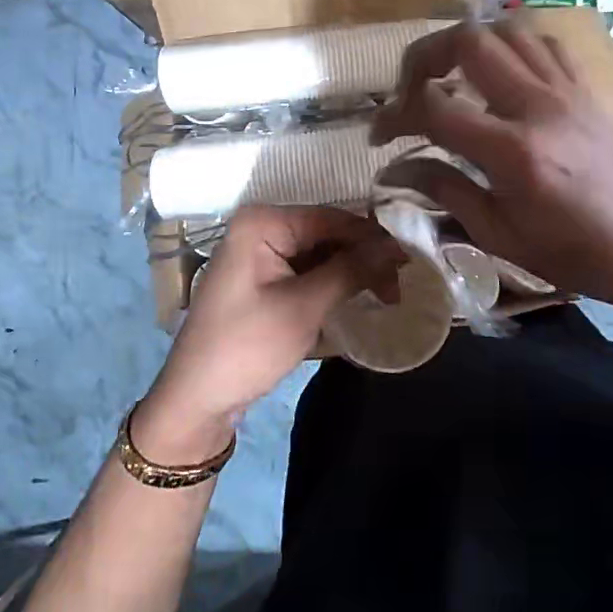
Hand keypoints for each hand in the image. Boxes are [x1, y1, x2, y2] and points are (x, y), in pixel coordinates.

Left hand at [132, 206, 401, 464]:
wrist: (198, 394)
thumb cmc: (248, 345)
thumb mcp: (304, 307)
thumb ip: (350, 270)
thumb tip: (395, 245)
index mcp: (262, 222)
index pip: (331, 218)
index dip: (373, 237)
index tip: (414, 262)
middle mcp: (258, 227)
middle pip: (324, 233)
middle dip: (363, 257)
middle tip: (401, 289)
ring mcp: (257, 253)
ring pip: (317, 253)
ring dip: (349, 273)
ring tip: (388, 298)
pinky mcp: (260, 278)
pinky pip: (303, 271)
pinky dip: (329, 284)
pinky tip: (357, 300)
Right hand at [370, 19, 612, 310]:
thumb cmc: (576, 253)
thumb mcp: (499, 235)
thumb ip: (443, 190)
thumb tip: (393, 170)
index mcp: (513, 151)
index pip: (433, 106)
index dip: (394, 115)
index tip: (381, 136)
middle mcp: (538, 107)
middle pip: (468, 41)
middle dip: (422, 58)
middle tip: (409, 90)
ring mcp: (566, 92)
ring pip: (505, 31)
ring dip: (464, 45)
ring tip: (447, 76)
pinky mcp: (585, 90)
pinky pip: (541, 43)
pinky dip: (506, 47)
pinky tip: (495, 75)